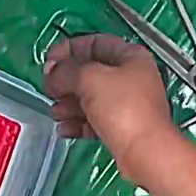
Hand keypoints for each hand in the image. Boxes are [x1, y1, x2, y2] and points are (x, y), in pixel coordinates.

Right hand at [43, 34, 178, 185]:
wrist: (145, 152)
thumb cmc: (127, 110)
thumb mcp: (89, 78)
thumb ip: (66, 70)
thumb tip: (54, 74)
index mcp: (131, 57)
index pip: (95, 43)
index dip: (69, 49)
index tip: (50, 61)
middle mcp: (132, 79)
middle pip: (91, 74)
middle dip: (67, 81)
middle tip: (50, 88)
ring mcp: (129, 106)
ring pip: (92, 99)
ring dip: (70, 105)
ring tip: (56, 111)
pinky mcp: (123, 129)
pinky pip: (96, 121)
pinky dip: (79, 124)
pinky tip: (65, 129)